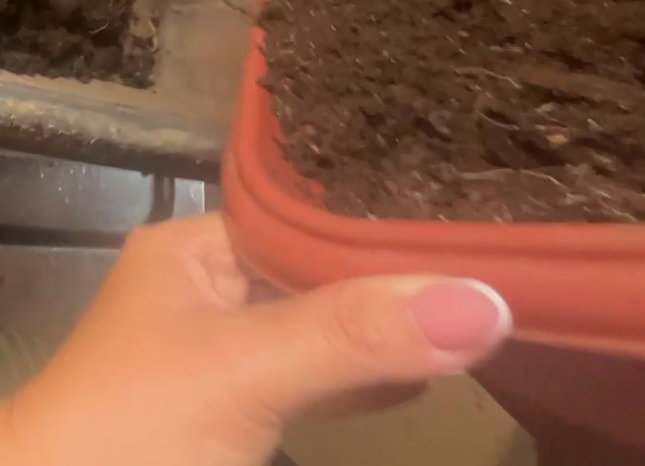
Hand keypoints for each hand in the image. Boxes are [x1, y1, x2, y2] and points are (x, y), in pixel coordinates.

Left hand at [9, 212, 510, 465]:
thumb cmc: (138, 423)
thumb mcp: (244, 369)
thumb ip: (351, 335)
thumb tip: (487, 295)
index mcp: (189, 248)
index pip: (295, 221)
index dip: (375, 233)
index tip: (476, 235)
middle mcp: (203, 284)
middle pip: (312, 276)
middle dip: (391, 287)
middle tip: (506, 278)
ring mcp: (220, 347)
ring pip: (317, 331)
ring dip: (384, 335)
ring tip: (491, 318)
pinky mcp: (236, 405)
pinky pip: (311, 381)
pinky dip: (362, 381)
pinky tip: (426, 375)